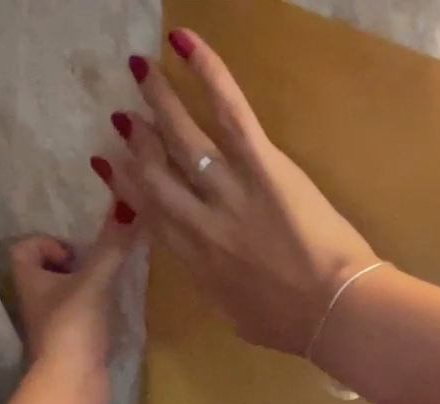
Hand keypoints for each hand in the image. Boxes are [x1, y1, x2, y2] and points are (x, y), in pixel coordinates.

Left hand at [4, 210, 137, 403]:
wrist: (71, 384)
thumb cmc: (72, 326)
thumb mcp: (94, 280)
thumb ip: (112, 245)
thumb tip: (129, 204)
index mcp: (27, 279)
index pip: (24, 247)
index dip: (48, 243)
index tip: (76, 253)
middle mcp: (34, 301)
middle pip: (48, 270)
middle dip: (74, 265)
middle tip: (98, 269)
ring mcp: (51, 325)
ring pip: (65, 295)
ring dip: (86, 290)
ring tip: (108, 290)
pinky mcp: (69, 345)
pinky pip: (80, 318)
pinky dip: (94, 314)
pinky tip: (111, 317)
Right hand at [100, 28, 377, 357]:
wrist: (330, 310)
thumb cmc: (288, 324)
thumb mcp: (236, 318)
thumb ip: (214, 290)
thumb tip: (209, 272)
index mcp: (194, 261)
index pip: (150, 214)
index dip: (126, 186)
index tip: (108, 165)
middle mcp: (199, 222)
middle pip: (155, 172)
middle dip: (135, 142)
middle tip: (122, 116)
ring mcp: (228, 190)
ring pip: (181, 137)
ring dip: (158, 98)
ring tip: (139, 69)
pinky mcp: (261, 166)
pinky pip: (228, 111)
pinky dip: (207, 73)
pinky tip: (184, 44)